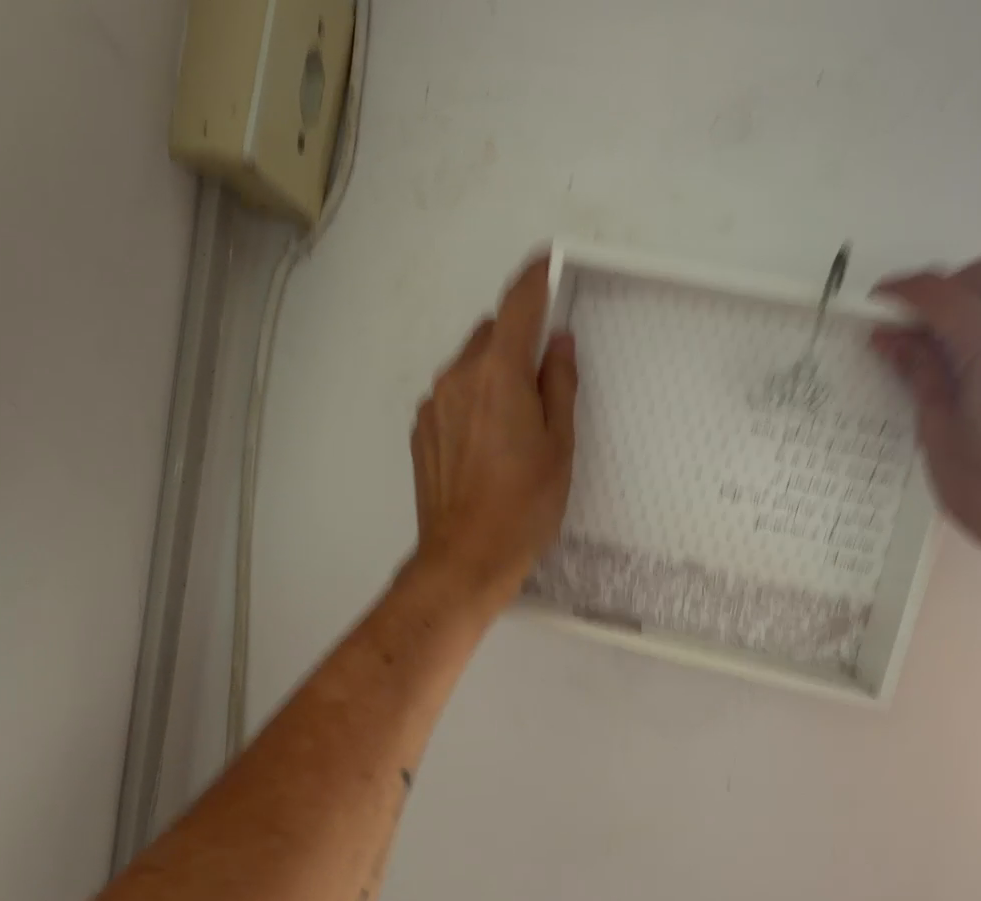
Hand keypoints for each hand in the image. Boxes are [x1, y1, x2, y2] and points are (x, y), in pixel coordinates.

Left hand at [408, 256, 577, 601]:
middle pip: (492, 335)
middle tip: (545, 381)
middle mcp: (458, 378)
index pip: (518, 304)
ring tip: (517, 424)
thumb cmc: (524, 506)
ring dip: (495, 374)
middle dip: (519, 342)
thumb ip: (559, 383)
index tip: (550, 263)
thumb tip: (558, 342)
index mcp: (498, 374)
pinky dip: (473, 400)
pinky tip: (489, 443)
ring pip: (470, 365)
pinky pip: (453, 395)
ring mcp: (433, 404)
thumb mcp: (559, 445)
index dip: (536, 278)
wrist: (464, 558)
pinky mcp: (421, 429)